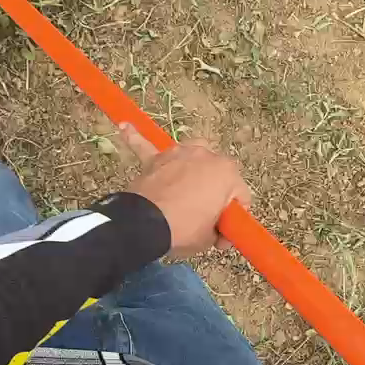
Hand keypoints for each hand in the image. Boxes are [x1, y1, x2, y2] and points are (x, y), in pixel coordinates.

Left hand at [117, 123, 249, 259]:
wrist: (146, 225)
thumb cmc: (184, 229)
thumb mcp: (209, 238)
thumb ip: (217, 231)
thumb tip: (218, 235)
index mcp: (227, 173)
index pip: (239, 195)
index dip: (232, 217)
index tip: (222, 234)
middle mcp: (205, 155)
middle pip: (216, 172)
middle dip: (213, 190)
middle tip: (204, 214)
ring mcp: (178, 153)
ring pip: (191, 153)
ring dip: (191, 166)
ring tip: (186, 184)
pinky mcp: (154, 159)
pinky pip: (144, 145)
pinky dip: (134, 137)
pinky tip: (124, 126)